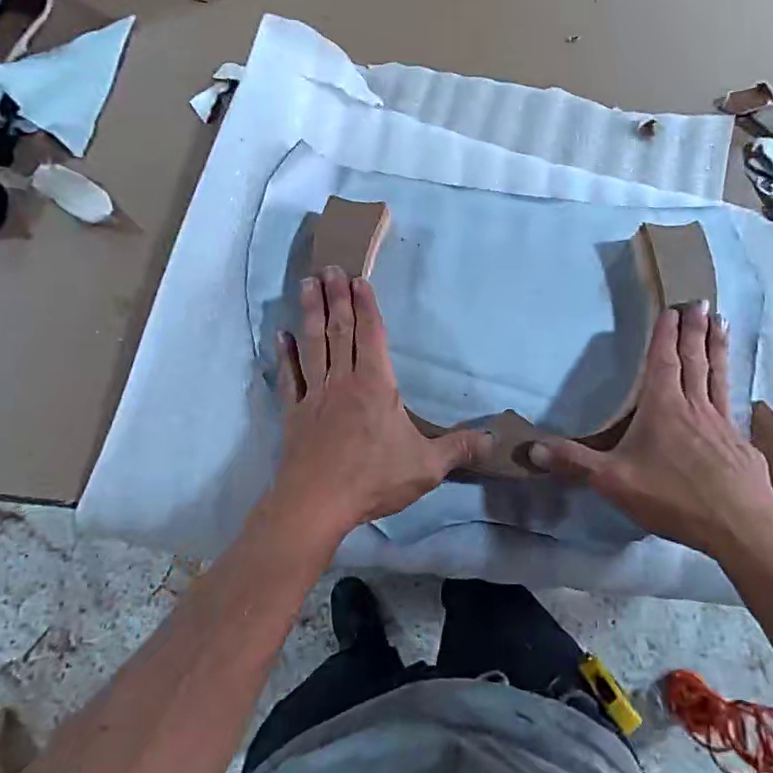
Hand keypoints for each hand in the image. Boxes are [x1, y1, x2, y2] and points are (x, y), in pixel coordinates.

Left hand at [267, 268, 489, 536]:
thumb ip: (457, 448)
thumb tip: (491, 440)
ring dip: (311, 312)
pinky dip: (285, 354)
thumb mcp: (426, 467)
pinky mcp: (294, 414)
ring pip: (312, 344)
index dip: (367, 306)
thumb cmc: (373, 479)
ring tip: (307, 283)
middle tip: (331, 267)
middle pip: (340, 330)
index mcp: (375, 386)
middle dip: (337, 297)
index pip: (371, 336)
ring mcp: (315, 395)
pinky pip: (289, 377)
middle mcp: (343, 381)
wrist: (315, 504)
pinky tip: (281, 336)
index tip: (359, 280)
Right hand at [528, 301, 772, 555]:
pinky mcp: (740, 443)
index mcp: (664, 407)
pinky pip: (733, 404)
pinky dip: (732, 386)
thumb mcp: (613, 481)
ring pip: (718, 374)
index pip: (664, 361)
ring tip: (723, 323)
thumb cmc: (672, 497)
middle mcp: (695, 406)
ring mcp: (722, 423)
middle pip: (695, 359)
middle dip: (695, 329)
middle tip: (701, 302)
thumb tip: (532, 449)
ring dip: (718, 347)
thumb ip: (575, 462)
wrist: (737, 523)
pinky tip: (737, 388)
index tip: (672, 308)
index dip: (666, 334)